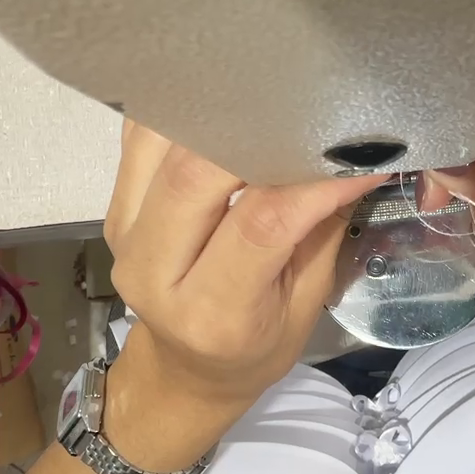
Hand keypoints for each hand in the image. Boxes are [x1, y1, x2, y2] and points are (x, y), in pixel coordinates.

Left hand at [101, 120, 382, 466]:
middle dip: (256, 133)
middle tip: (306, 113)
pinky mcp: (114, 210)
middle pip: (196, 175)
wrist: (185, 371)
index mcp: (213, 314)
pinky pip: (140, 138)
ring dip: (216, 115)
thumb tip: (360, 159)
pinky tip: (220, 106)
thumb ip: (323, 230)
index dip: (311, 178)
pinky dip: (181, 113)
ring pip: (161, 145)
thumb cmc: (255, 347)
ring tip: (266, 102)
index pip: (262, 223)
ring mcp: (124, 236)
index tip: (356, 151)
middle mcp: (155, 273)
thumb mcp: (305, 304)